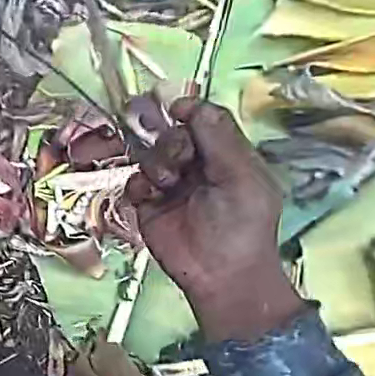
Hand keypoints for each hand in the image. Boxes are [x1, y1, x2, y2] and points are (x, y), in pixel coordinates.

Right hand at [126, 100, 303, 341]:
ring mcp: (170, 186)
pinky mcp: (148, 205)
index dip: (190, 111)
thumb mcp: (240, 175)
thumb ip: (217, 137)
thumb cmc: (240, 224)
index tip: (176, 109)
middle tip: (180, 163)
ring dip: (156, 164)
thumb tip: (189, 102)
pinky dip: (138, 185)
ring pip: (150, 156)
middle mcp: (197, 166)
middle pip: (173, 135)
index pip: (204, 121)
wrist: (219, 273)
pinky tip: (148, 196)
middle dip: (172, 143)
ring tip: (167, 184)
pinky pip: (133, 181)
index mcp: (226, 155)